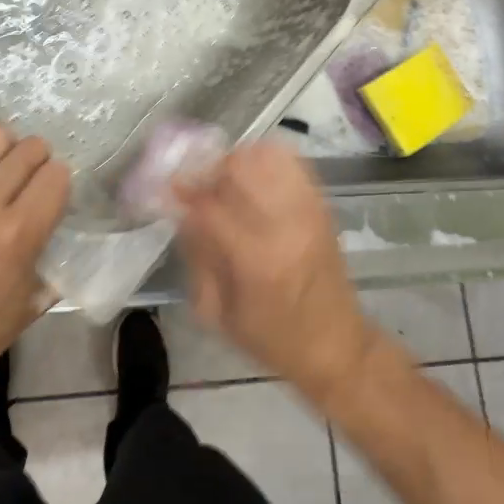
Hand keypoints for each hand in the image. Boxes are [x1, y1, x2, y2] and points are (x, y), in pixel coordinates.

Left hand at [0, 126, 70, 410]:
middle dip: (40, 162)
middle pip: (29, 149)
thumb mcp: (34, 300)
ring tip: (3, 168)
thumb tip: (65, 229)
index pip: (57, 175)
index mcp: (19, 233)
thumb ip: (55, 259)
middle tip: (32, 184)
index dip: (61, 184)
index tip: (55, 198)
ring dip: (7, 148)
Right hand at [174, 140, 379, 408]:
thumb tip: (181, 214)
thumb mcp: (219, 313)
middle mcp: (284, 225)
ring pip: (264, 156)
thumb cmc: (274, 339)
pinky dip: (265, 160)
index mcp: (255, 259)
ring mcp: (307, 210)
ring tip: (226, 182)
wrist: (338, 346)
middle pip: (237, 167)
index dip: (180, 192)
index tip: (165, 192)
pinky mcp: (321, 205)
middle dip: (208, 171)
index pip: (208, 205)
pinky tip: (253, 178)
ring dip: (236, 163)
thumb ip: (198, 258)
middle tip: (197, 186)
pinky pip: (291, 162)